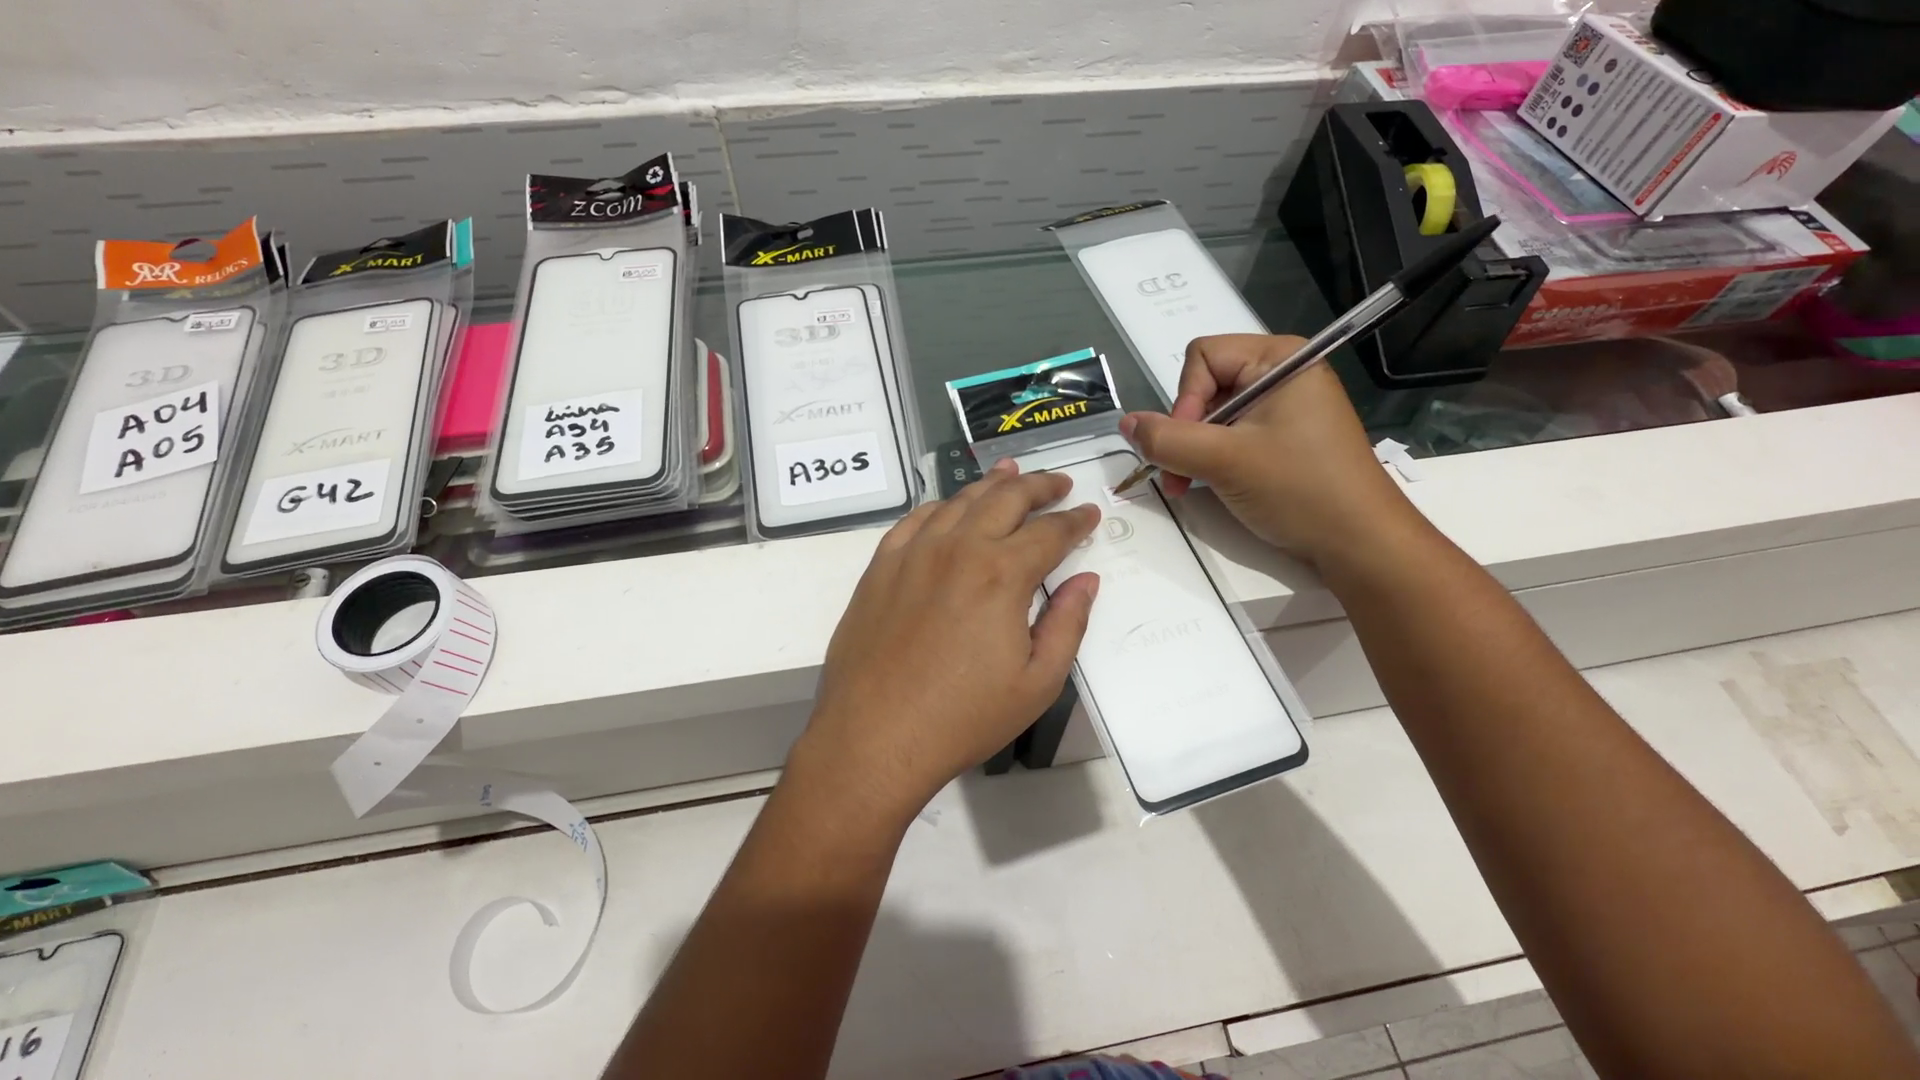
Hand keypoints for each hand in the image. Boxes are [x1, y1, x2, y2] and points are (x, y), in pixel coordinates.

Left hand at [795, 460, 1101, 820]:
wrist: (874, 737)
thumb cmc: (963, 718)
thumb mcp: (1037, 683)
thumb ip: (1068, 624)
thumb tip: (1085, 581)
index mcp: (1001, 574)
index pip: (1050, 532)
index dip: (1075, 521)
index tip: (1090, 514)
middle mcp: (957, 549)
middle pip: (1005, 499)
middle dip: (1038, 487)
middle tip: (1058, 485)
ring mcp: (912, 554)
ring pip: (958, 501)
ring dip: (991, 485)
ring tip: (1009, 475)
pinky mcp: (880, 568)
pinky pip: (914, 520)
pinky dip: (941, 506)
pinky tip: (950, 509)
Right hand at [1118, 333, 1414, 564]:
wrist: (1361, 543)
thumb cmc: (1299, 489)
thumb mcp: (1224, 461)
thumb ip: (1167, 439)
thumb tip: (1125, 424)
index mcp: (1280, 359)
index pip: (1202, 357)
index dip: (1184, 399)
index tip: (1187, 445)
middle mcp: (1284, 374)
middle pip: (1206, 386)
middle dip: (1186, 431)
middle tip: (1179, 474)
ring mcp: (1287, 408)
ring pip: (1216, 416)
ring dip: (1195, 451)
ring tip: (1189, 487)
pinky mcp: (1287, 439)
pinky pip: (1235, 436)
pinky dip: (1215, 460)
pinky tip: (1213, 486)